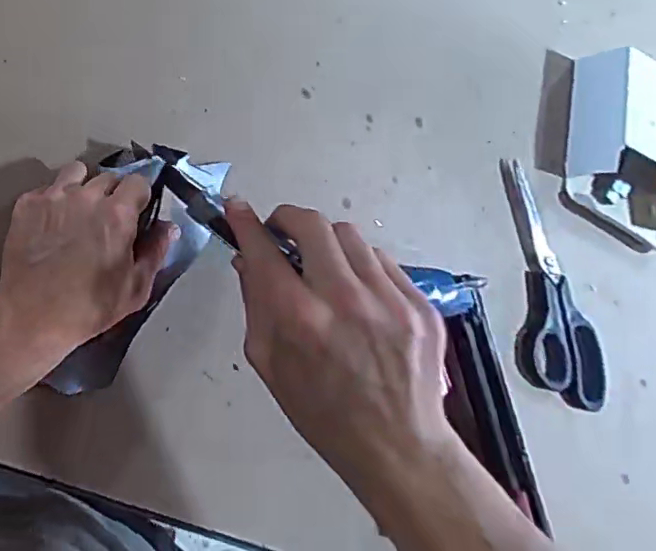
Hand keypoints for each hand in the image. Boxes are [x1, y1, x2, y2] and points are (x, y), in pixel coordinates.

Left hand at [0, 161, 175, 355]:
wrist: (29, 317)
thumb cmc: (88, 307)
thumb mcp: (135, 289)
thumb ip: (156, 253)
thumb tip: (169, 228)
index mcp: (118, 212)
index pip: (138, 181)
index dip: (139, 195)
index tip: (137, 210)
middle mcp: (88, 196)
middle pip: (109, 176)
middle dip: (113, 192)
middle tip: (107, 217)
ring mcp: (55, 196)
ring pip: (76, 172)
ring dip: (82, 185)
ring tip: (78, 209)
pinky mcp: (27, 204)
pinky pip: (46, 188)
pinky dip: (52, 199)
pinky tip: (50, 221)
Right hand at [224, 200, 456, 501]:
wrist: (399, 447)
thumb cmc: (326, 414)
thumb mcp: (272, 367)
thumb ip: (256, 306)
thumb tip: (249, 259)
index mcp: (301, 321)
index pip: (264, 251)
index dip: (246, 222)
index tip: (238, 208)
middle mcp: (345, 299)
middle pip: (312, 224)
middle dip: (289, 219)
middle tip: (284, 234)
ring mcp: (388, 298)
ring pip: (348, 235)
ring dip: (327, 243)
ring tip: (325, 268)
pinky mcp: (417, 301)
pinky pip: (381, 258)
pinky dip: (362, 265)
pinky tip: (359, 292)